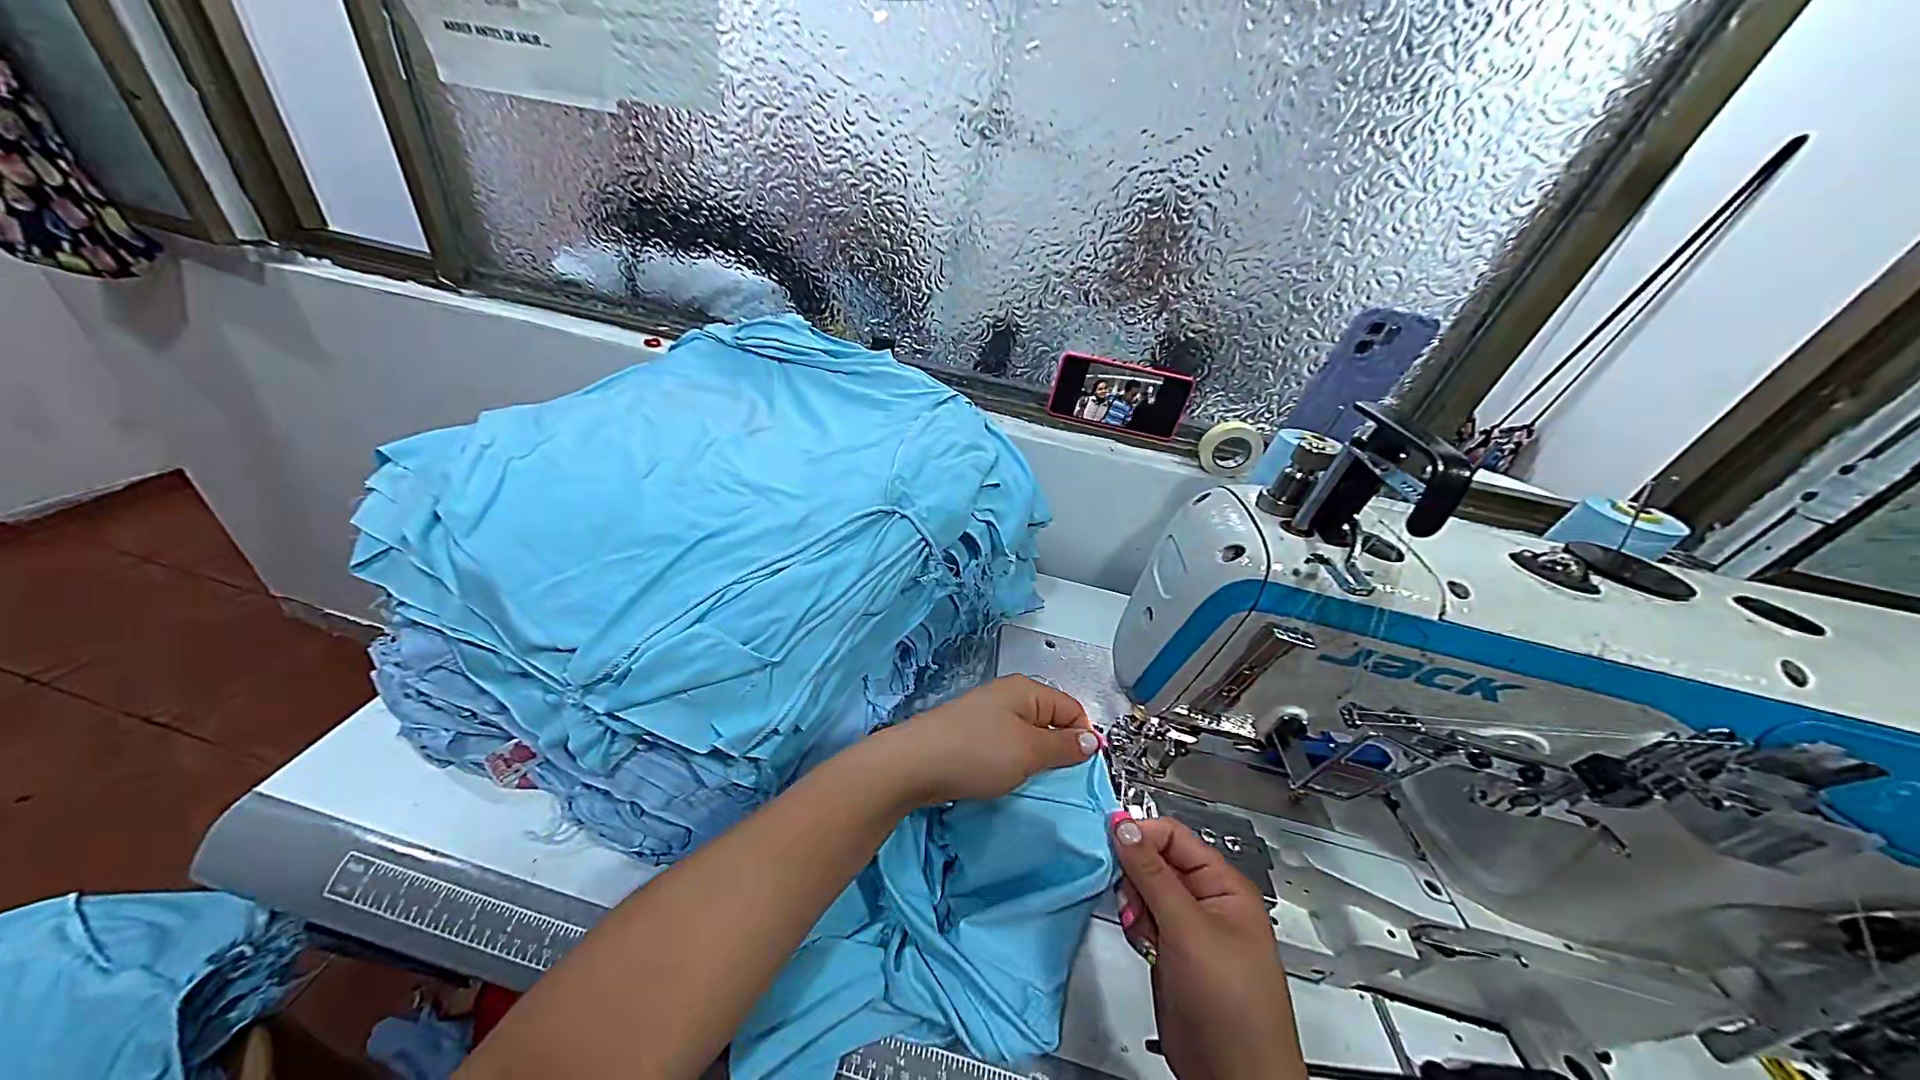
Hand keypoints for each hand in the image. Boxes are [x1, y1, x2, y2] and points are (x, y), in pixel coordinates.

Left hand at [866, 675, 1100, 805]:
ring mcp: (986, 715)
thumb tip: (1091, 740)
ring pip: (1026, 738)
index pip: (1072, 709)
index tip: (1082, 769)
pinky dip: (1008, 764)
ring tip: (1026, 781)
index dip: (1082, 737)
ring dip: (1032, 760)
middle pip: (1049, 722)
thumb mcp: (1029, 751)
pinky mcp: (970, 736)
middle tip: (1055, 779)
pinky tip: (1002, 779)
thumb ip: (1064, 747)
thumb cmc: (976, 752)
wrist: (913, 765)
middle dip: (1057, 751)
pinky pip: (1003, 747)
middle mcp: (1007, 696)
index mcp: (1026, 690)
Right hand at [1110, 815, 1306, 1079]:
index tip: (1109, 837)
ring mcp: (1187, 927)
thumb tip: (1125, 827)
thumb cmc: (1231, 1006)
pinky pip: (1143, 919)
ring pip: (1145, 890)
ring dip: (1134, 904)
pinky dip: (1136, 926)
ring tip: (1142, 927)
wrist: (1232, 1079)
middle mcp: (1206, 900)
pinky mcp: (1170, 950)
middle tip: (1132, 897)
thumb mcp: (1187, 928)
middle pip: (1155, 861)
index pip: (1174, 837)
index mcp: (1222, 885)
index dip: (1141, 834)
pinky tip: (1142, 942)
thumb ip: (1152, 874)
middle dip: (1136, 876)